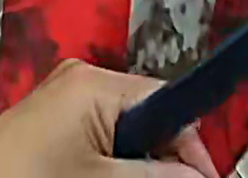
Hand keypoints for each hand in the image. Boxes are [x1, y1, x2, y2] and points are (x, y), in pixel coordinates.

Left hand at [0, 60, 216, 177]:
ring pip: (120, 133)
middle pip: (143, 117)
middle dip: (160, 161)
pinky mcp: (46, 122)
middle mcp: (79, 79)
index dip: (190, 144)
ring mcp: (60, 99)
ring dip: (135, 168)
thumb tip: (202, 176)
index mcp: (94, 82)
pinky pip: (94, 138)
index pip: (164, 99)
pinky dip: (107, 165)